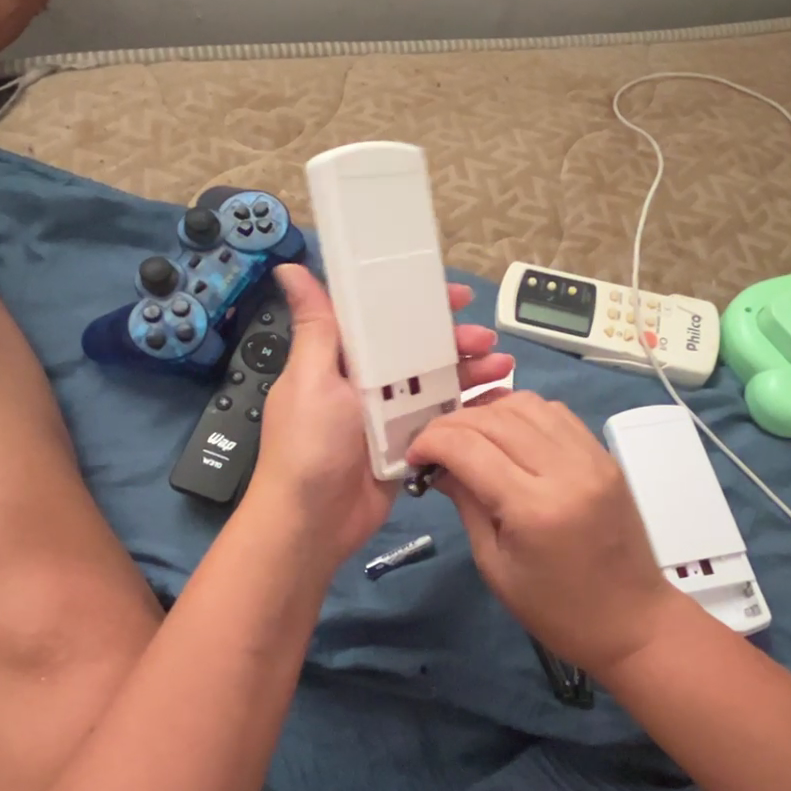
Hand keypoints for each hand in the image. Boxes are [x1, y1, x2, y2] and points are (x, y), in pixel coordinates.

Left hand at [242, 265, 513, 562]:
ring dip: (470, 370)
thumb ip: (317, 326)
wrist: (314, 523)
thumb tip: (288, 268)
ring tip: (502, 366)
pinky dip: (470, 408)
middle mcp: (367, 382)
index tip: (453, 296)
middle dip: (454, 340)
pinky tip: (499, 400)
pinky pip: (444, 418)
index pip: (383, 318)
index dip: (417, 302)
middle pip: (418, 349)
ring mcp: (390, 415)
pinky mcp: (409, 444)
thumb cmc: (310, 445)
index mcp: (341, 359)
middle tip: (485, 339)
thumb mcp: (311, 378)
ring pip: (437, 382)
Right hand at [404, 393, 681, 673]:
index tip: (413, 455)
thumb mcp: (495, 565)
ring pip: (527, 404)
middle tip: (432, 444)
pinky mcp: (604, 456)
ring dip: (487, 411)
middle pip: (495, 418)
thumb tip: (437, 466)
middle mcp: (566, 470)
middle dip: (453, 423)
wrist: (632, 621)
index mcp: (534, 508)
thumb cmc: (555, 610)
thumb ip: (467, 504)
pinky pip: (556, 414)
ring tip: (466, 435)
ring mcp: (591, 457)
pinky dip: (522, 414)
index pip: (469, 448)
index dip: (431, 441)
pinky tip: (506, 433)